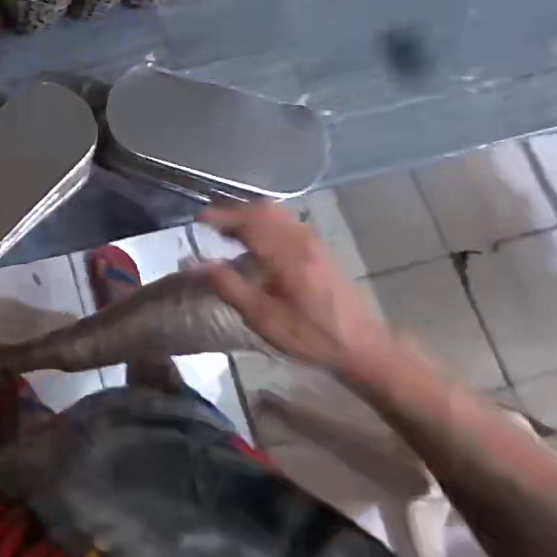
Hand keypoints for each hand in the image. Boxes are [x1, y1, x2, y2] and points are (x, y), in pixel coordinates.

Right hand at [195, 201, 389, 373]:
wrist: (362, 346)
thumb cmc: (310, 335)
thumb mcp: (263, 317)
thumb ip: (228, 286)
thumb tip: (193, 265)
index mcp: (285, 253)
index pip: (246, 221)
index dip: (219, 217)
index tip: (197, 220)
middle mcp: (300, 238)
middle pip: (261, 209)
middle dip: (232, 210)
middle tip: (210, 222)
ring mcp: (313, 241)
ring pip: (275, 212)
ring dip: (249, 214)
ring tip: (228, 228)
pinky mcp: (320, 248)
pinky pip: (286, 220)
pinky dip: (265, 220)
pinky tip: (256, 238)